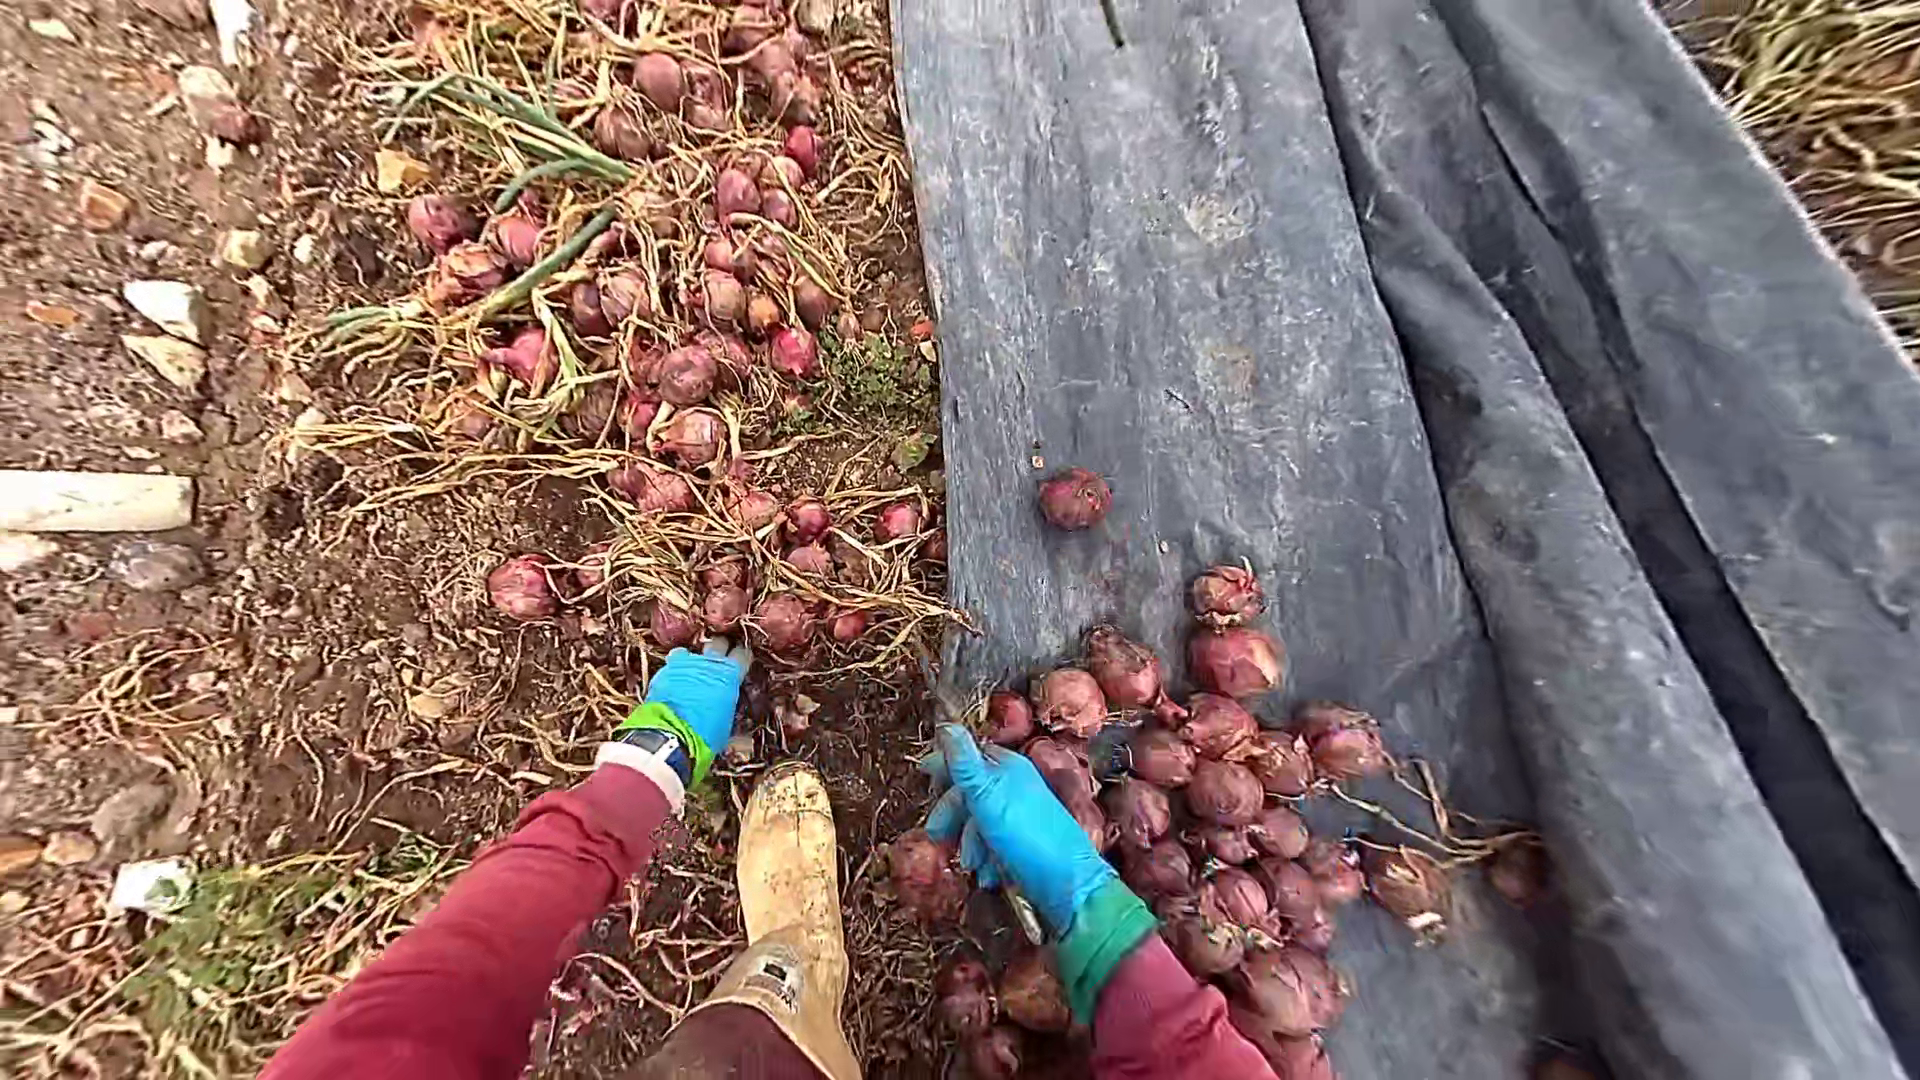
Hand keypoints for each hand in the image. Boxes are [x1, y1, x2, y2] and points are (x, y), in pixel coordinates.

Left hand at [614, 638, 750, 788]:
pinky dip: (674, 672)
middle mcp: (709, 663)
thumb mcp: (725, 728)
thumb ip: (730, 716)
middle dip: (719, 648)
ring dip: (692, 659)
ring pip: (690, 651)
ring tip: (692, 671)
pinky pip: (672, 665)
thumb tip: (740, 732)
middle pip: (718, 642)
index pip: (742, 654)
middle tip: (718, 661)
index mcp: (729, 674)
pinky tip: (674, 684)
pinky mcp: (663, 672)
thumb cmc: (703, 735)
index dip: (742, 657)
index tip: (741, 663)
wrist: (666, 739)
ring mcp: (684, 665)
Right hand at [921, 723, 1115, 933]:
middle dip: (952, 813)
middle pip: (969, 790)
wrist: (1068, 885)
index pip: (968, 755)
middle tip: (937, 835)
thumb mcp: (987, 794)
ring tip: (972, 863)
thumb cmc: (1025, 834)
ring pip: (978, 821)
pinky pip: (994, 844)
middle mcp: (1013, 786)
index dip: (945, 766)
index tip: (924, 774)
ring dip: (969, 842)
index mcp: (1006, 767)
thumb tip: (947, 725)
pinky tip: (988, 873)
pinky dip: (986, 858)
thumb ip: (964, 761)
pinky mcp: (1023, 843)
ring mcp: (1019, 815)